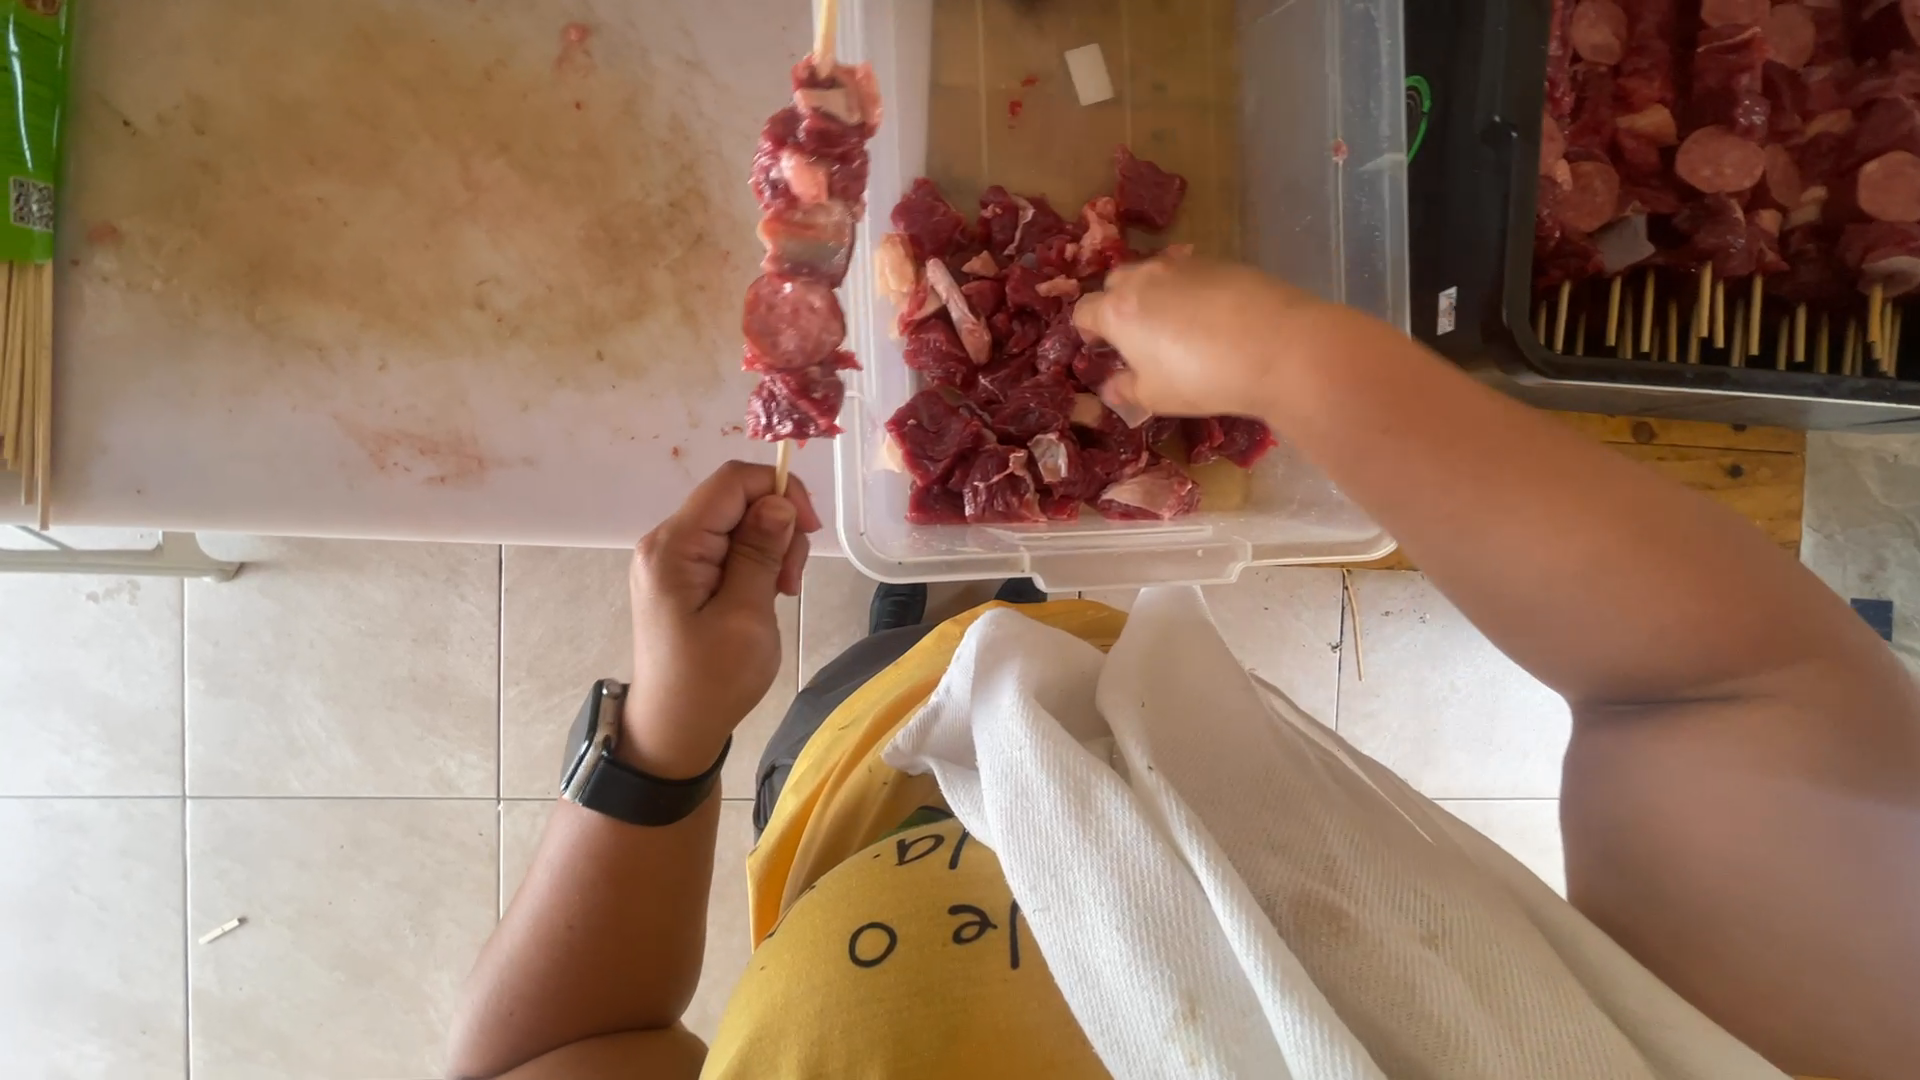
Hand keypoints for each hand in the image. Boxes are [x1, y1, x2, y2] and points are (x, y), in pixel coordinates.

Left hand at [622, 462, 822, 778]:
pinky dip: (755, 563)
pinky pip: (727, 547)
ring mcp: (672, 558)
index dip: (779, 490)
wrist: (674, 731)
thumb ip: (760, 553)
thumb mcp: (746, 616)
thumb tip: (779, 501)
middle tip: (792, 580)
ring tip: (780, 593)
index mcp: (674, 546)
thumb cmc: (712, 681)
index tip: (811, 530)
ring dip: (771, 548)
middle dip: (777, 526)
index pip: (732, 481)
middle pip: (736, 499)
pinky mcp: (683, 576)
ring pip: (737, 522)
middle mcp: (666, 541)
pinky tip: (764, 594)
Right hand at [1072, 256, 1332, 417]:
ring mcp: (1183, 264)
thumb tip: (1112, 386)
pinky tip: (1208, 318)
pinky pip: (1188, 273)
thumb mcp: (1155, 396)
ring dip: (1151, 294)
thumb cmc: (1201, 378)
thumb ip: (1125, 389)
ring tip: (1171, 324)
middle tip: (1133, 335)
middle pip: (1115, 283)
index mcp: (1118, 311)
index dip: (1086, 331)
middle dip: (1116, 305)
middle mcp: (1145, 278)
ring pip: (1153, 273)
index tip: (1099, 348)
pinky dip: (1186, 290)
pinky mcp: (1219, 261)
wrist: (1277, 347)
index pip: (1083, 311)